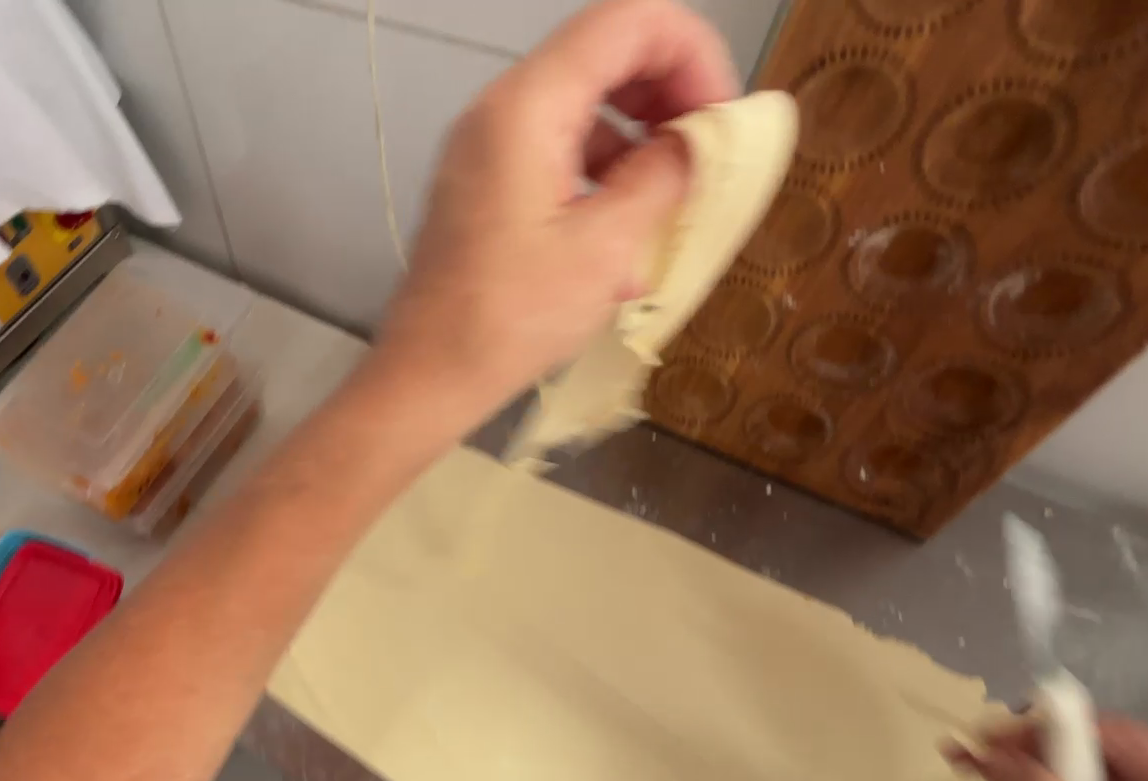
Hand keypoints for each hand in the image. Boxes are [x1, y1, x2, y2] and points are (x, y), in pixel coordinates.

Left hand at [367, 0, 737, 427]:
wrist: (428, 377)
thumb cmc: (511, 318)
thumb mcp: (606, 246)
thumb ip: (666, 173)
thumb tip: (699, 139)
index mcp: (525, 107)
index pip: (629, 20)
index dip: (692, 54)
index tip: (719, 118)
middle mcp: (495, 114)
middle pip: (602, 60)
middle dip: (665, 101)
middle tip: (699, 161)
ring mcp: (480, 153)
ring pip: (579, 115)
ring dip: (632, 154)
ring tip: (658, 222)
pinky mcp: (478, 192)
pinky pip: (550, 160)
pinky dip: (593, 185)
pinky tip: (614, 251)